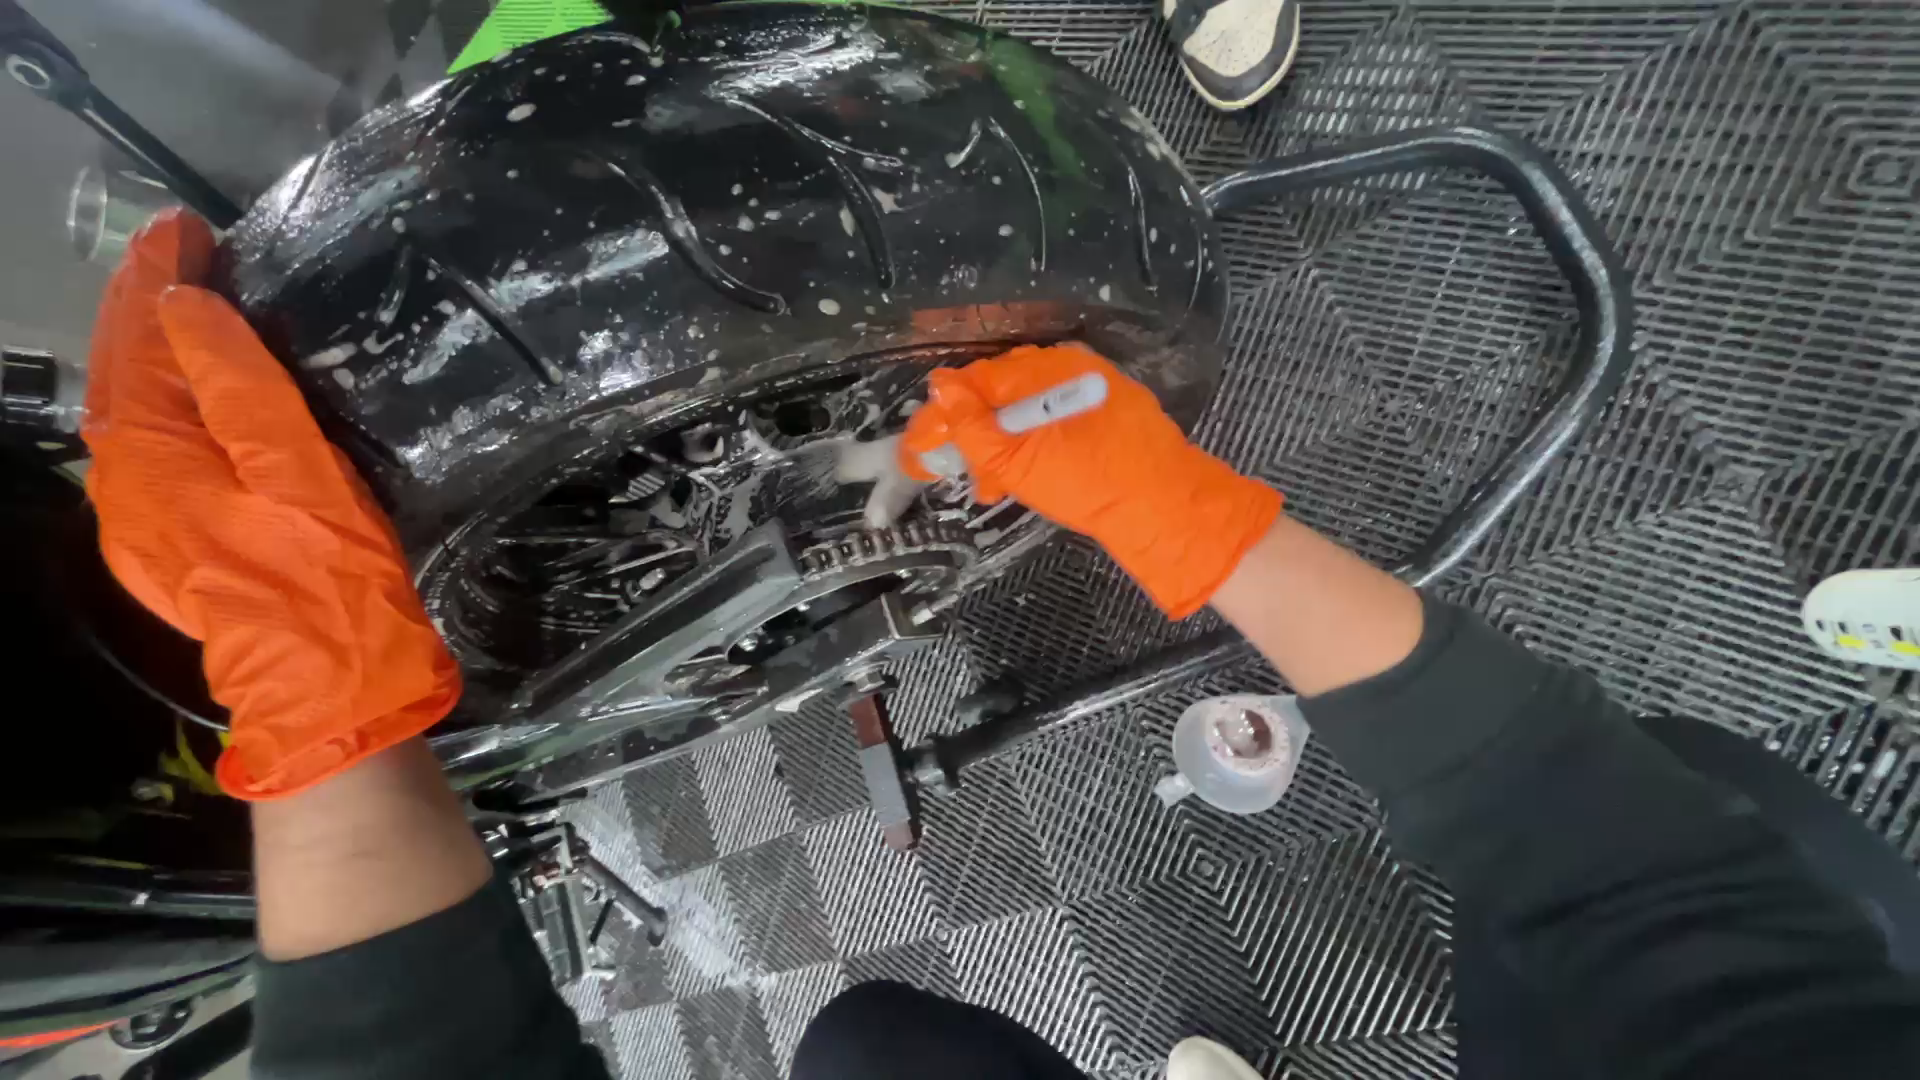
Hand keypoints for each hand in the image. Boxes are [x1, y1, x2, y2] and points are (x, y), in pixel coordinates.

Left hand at [83, 211, 459, 799]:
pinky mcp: (182, 542)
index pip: (142, 346)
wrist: (331, 680)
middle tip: (189, 258)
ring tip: (193, 314)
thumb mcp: (301, 477)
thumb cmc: (330, 575)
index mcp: (157, 458)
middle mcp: (130, 482)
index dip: (159, 282)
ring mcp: (148, 518)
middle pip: (126, 376)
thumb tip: (190, 310)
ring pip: (137, 415)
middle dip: (148, 309)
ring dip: (156, 356)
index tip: (186, 229)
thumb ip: (244, 393)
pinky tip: (204, 400)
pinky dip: (175, 405)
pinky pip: (161, 450)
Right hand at [901, 342, 1281, 616]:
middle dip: (973, 431)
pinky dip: (1034, 440)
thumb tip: (939, 387)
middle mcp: (1065, 364)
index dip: (943, 415)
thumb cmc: (1087, 485)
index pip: (973, 382)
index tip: (922, 448)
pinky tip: (1030, 473)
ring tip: (994, 484)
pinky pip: (1056, 413)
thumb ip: (973, 427)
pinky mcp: (1109, 404)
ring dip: (1003, 441)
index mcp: (1040, 371)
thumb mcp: (1018, 465)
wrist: (1166, 505)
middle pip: (999, 390)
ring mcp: (1090, 382)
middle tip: (960, 472)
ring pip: (1027, 405)